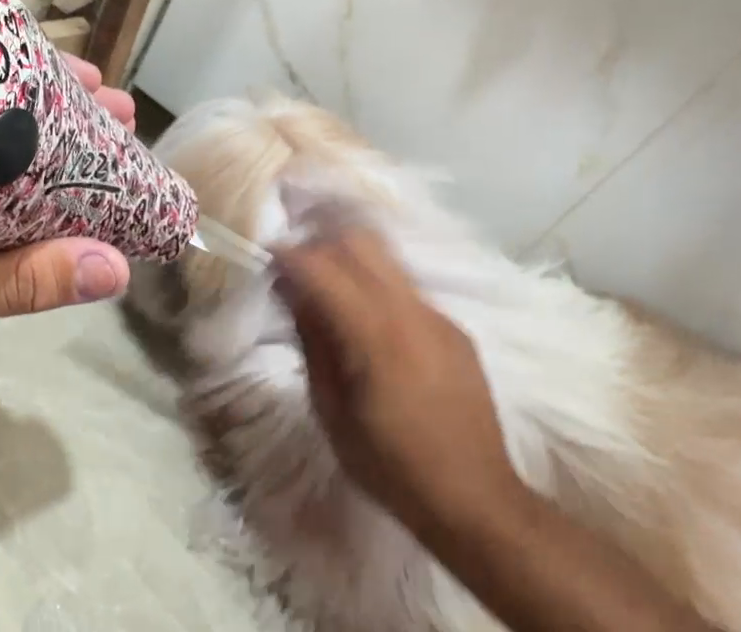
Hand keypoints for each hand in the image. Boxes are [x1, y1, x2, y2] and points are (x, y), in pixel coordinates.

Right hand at [269, 219, 519, 530]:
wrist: (475, 500)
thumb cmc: (389, 465)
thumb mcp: (331, 410)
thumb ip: (312, 341)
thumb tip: (291, 291)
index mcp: (376, 335)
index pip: (322, 267)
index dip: (287, 255)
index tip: (265, 259)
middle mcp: (411, 312)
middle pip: (360, 241)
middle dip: (319, 243)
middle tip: (293, 268)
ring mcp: (439, 316)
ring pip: (386, 258)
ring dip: (348, 259)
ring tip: (324, 288)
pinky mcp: (455, 329)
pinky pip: (406, 288)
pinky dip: (375, 286)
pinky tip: (364, 323)